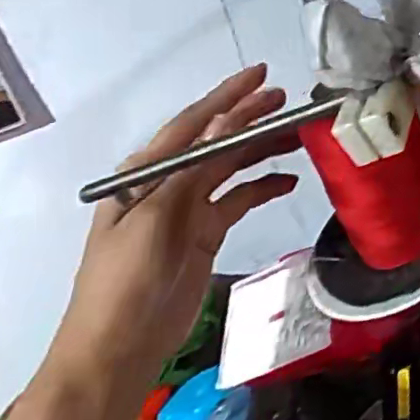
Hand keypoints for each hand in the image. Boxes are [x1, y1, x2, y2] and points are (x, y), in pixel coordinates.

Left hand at [0, 65, 301, 419]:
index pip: (192, 123)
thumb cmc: (128, 276)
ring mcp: (189, 206)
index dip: (227, 96)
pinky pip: (242, 196)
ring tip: (300, 134)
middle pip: (218, 140)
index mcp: (146, 174)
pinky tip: (289, 180)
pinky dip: (265, 185)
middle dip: (252, 117)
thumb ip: (197, 165)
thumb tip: (229, 117)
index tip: (262, 73)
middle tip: (290, 100)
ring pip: (234, 164)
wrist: (119, 346)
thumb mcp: (160, 215)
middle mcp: (168, 182)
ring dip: (264, 147)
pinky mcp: (207, 230)